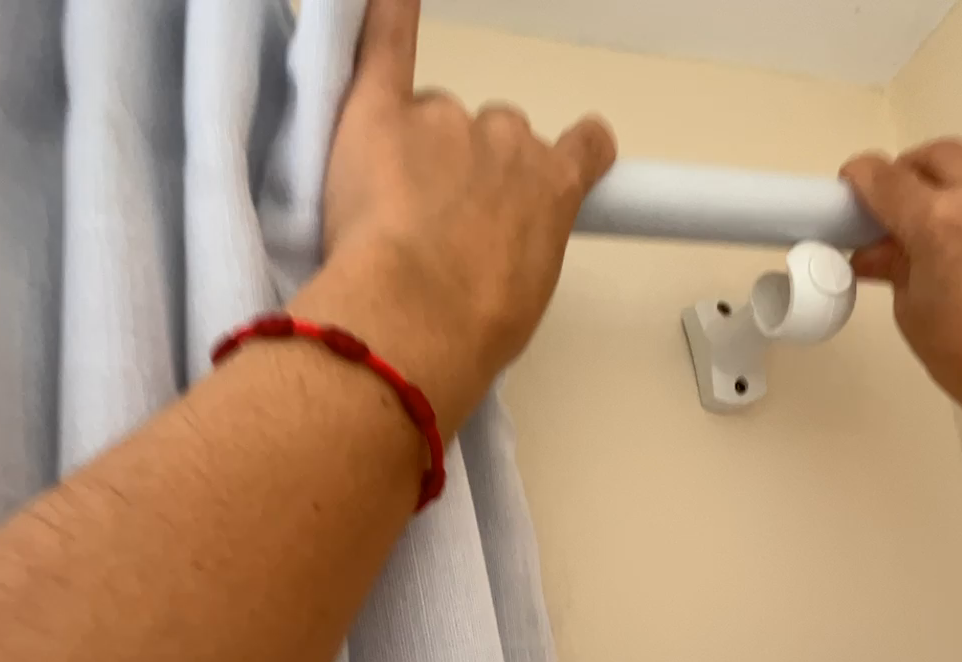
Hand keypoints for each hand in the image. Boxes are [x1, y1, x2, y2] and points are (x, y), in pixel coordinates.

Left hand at [298, 0, 616, 424]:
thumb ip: (523, 252)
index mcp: (554, 188)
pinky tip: (383, 2)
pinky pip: (385, 43)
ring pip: (436, 119)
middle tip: (445, 222)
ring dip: (420, 152)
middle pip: (498, 135)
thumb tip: (498, 251)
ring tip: (392, 211)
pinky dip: (385, 17)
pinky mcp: (380, 111)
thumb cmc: (480, 328)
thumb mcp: (526, 299)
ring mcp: (445, 122)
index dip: (570, 155)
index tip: (558, 168)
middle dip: (475, 168)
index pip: (581, 147)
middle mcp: (508, 141)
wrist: (421, 319)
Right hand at [841, 139, 961, 425]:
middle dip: (909, 171)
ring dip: (957, 183)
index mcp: (937, 222)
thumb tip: (878, 252)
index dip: (860, 176)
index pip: (886, 179)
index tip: (850, 186)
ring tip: (947, 222)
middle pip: (939, 154)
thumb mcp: (913, 312)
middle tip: (896, 203)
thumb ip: (895, 268)